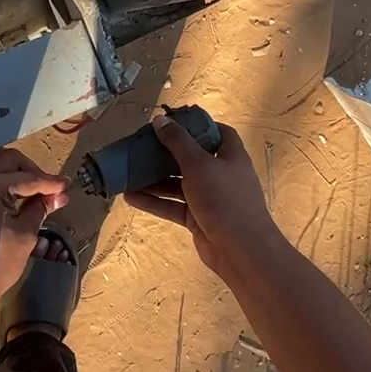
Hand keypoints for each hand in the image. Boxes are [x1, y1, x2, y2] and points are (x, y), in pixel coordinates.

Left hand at [0, 148, 68, 316]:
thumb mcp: (24, 235)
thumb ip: (40, 209)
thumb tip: (58, 197)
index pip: (26, 177)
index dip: (49, 182)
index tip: (66, 185)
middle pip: (5, 160)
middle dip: (30, 171)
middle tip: (48, 188)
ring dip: (9, 170)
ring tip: (29, 188)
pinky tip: (4, 191)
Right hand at [126, 115, 283, 277]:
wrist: (241, 250)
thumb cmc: (224, 199)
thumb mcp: (199, 164)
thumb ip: (178, 142)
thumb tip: (160, 120)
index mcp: (230, 156)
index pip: (219, 133)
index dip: (199, 125)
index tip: (174, 122)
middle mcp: (221, 175)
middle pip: (192, 158)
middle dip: (167, 154)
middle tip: (142, 147)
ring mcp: (210, 198)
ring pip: (178, 184)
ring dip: (155, 179)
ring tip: (129, 172)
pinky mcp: (198, 219)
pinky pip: (173, 205)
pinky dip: (154, 201)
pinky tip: (131, 197)